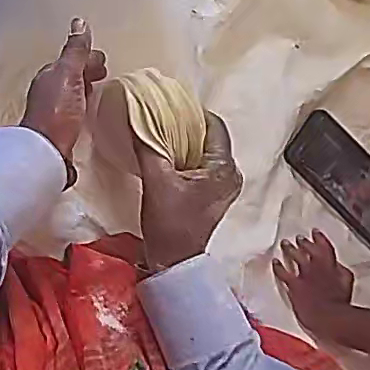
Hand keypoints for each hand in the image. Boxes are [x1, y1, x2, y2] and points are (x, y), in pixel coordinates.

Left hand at [20, 19, 107, 180]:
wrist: (47, 150)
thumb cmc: (57, 110)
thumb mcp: (69, 74)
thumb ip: (76, 51)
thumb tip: (79, 22)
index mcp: (49, 75)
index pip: (71, 60)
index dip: (87, 58)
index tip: (103, 61)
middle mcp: (48, 90)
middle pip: (70, 75)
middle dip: (87, 71)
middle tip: (104, 73)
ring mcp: (52, 110)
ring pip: (71, 92)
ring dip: (85, 87)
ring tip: (98, 89)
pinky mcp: (58, 128)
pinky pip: (72, 108)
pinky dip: (82, 103)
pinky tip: (88, 110)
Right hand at [135, 112, 242, 270]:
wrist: (174, 262)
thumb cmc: (170, 224)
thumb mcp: (156, 180)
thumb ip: (147, 145)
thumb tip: (137, 116)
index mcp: (223, 168)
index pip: (214, 125)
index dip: (193, 112)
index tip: (170, 107)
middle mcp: (231, 174)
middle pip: (211, 137)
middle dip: (187, 126)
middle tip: (162, 118)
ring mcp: (225, 186)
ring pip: (207, 150)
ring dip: (186, 141)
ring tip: (162, 134)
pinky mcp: (214, 194)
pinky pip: (203, 164)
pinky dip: (187, 155)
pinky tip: (168, 154)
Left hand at [274, 230, 356, 335]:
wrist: (329, 316)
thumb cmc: (341, 303)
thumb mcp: (346, 282)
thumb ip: (341, 271)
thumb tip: (337, 266)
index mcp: (331, 264)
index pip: (324, 246)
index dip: (319, 238)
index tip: (315, 232)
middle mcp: (315, 265)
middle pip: (307, 249)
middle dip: (303, 242)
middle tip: (299, 238)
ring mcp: (302, 274)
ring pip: (294, 256)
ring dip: (289, 248)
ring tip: (285, 243)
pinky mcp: (293, 284)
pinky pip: (282, 272)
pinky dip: (278, 266)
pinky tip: (275, 262)